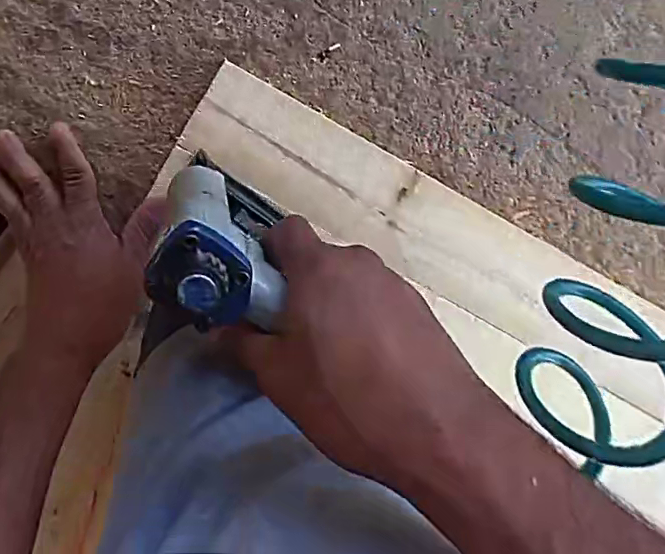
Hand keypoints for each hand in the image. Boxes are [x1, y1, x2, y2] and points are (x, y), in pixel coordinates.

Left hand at [0, 124, 165, 374]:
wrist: (61, 345)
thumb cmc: (101, 306)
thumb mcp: (132, 268)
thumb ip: (142, 231)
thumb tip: (162, 197)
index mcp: (84, 224)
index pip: (76, 179)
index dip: (67, 152)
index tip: (57, 128)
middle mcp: (56, 226)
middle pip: (35, 186)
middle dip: (18, 160)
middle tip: (0, 136)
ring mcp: (37, 241)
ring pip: (15, 204)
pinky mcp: (28, 256)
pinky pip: (13, 223)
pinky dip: (3, 206)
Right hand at [225, 216, 507, 492]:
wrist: (446, 434)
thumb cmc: (348, 399)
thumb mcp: (280, 378)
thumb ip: (244, 344)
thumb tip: (219, 331)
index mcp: (317, 267)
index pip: (285, 229)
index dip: (268, 251)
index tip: (261, 288)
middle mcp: (356, 263)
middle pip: (318, 259)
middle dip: (301, 288)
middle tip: (293, 334)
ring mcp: (394, 283)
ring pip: (350, 282)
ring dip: (336, 306)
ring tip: (337, 360)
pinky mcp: (421, 309)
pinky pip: (379, 302)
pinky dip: (368, 321)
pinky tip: (373, 369)